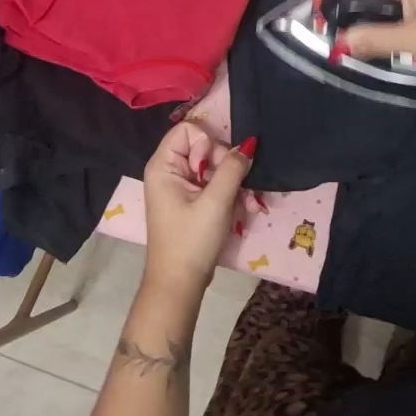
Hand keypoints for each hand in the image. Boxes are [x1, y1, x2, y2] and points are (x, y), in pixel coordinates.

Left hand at [140, 122, 254, 296]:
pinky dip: (232, 193)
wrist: (180, 285)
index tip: (211, 170)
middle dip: (228, 165)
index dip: (206, 144)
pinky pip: (216, 184)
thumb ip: (232, 168)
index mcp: (163, 166)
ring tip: (252, 203)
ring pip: (215, 167)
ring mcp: (182, 186)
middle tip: (241, 187)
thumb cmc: (191, 241)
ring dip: (236, 182)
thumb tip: (249, 144)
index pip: (188, 129)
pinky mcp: (194, 201)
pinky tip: (249, 207)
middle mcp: (170, 171)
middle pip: (205, 147)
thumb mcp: (216, 202)